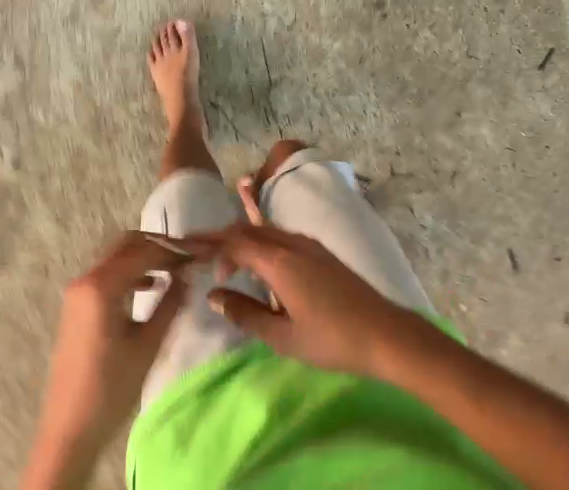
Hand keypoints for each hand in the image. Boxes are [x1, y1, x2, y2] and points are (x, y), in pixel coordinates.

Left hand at [23, 231, 191, 487]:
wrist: (70, 427)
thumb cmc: (111, 388)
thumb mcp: (148, 344)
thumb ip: (170, 303)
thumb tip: (187, 275)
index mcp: (101, 286)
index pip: (144, 251)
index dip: (176, 249)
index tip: (203, 253)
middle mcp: (85, 280)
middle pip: (126, 245)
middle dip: (159, 247)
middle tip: (189, 258)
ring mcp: (78, 292)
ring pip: (116, 257)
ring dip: (146, 258)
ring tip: (176, 270)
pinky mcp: (78, 306)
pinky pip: (108, 274)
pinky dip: (131, 272)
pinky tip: (151, 286)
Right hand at [194, 224, 433, 380]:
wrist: (384, 333)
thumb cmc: (331, 339)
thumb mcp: (282, 336)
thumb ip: (246, 313)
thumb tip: (215, 296)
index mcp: (279, 261)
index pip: (234, 242)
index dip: (207, 243)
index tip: (184, 247)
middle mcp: (292, 243)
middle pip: (248, 230)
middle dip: (222, 240)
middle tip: (200, 257)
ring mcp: (310, 245)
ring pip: (266, 231)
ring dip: (243, 242)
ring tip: (227, 266)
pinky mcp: (321, 252)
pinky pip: (281, 237)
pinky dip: (261, 244)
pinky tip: (260, 267)